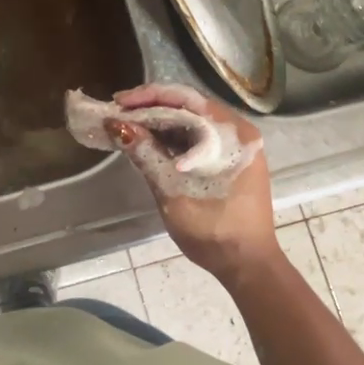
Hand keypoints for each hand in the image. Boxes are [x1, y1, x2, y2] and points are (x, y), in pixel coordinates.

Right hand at [109, 84, 277, 284]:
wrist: (248, 267)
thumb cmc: (213, 230)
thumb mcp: (172, 190)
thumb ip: (145, 152)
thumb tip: (115, 123)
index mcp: (232, 133)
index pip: (186, 99)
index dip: (149, 97)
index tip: (119, 102)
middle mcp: (238, 132)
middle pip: (189, 107)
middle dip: (151, 108)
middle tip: (118, 112)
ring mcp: (235, 147)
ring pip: (192, 122)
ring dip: (159, 122)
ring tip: (127, 124)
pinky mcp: (229, 161)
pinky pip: (197, 138)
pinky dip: (171, 138)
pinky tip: (148, 141)